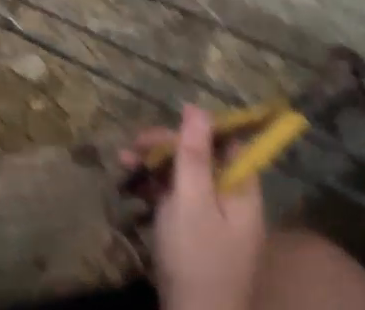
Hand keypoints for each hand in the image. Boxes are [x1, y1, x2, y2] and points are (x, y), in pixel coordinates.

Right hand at [124, 106, 265, 309]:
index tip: (164, 129)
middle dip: (166, 148)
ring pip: (185, 178)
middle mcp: (232, 201)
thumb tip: (198, 108)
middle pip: (202, 159)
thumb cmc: (196, 256)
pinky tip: (131, 187)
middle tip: (132, 147)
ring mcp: (214, 220)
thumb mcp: (191, 200)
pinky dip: (155, 189)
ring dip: (155, 166)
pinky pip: (176, 199)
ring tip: (123, 163)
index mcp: (242, 192)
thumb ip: (194, 154)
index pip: (228, 145)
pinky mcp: (194, 234)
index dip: (197, 130)